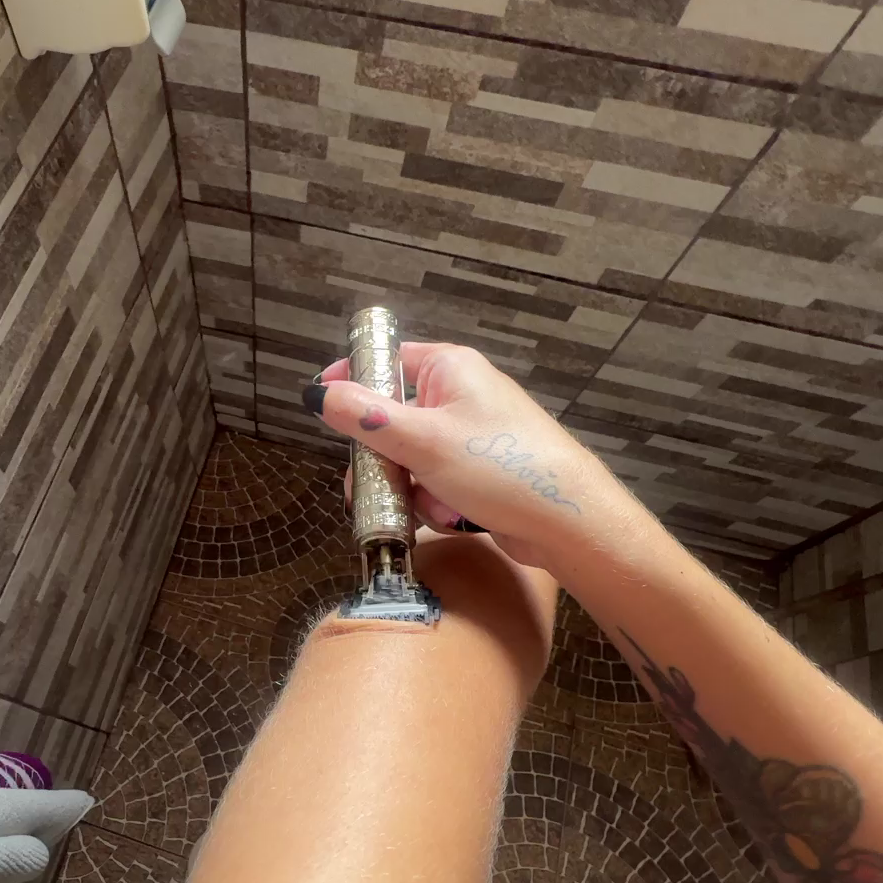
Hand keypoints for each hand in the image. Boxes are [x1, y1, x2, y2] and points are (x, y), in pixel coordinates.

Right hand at [305, 343, 642, 570]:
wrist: (568, 522)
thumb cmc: (497, 466)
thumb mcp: (421, 440)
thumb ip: (364, 417)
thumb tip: (314, 394)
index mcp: (449, 369)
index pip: (387, 360)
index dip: (352, 380)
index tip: (322, 406)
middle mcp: (459, 395)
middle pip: (393, 417)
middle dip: (379, 455)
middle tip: (366, 483)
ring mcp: (471, 435)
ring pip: (409, 455)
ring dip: (406, 484)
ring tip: (420, 507)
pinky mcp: (479, 471)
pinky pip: (433, 479)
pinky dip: (432, 499)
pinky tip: (447, 516)